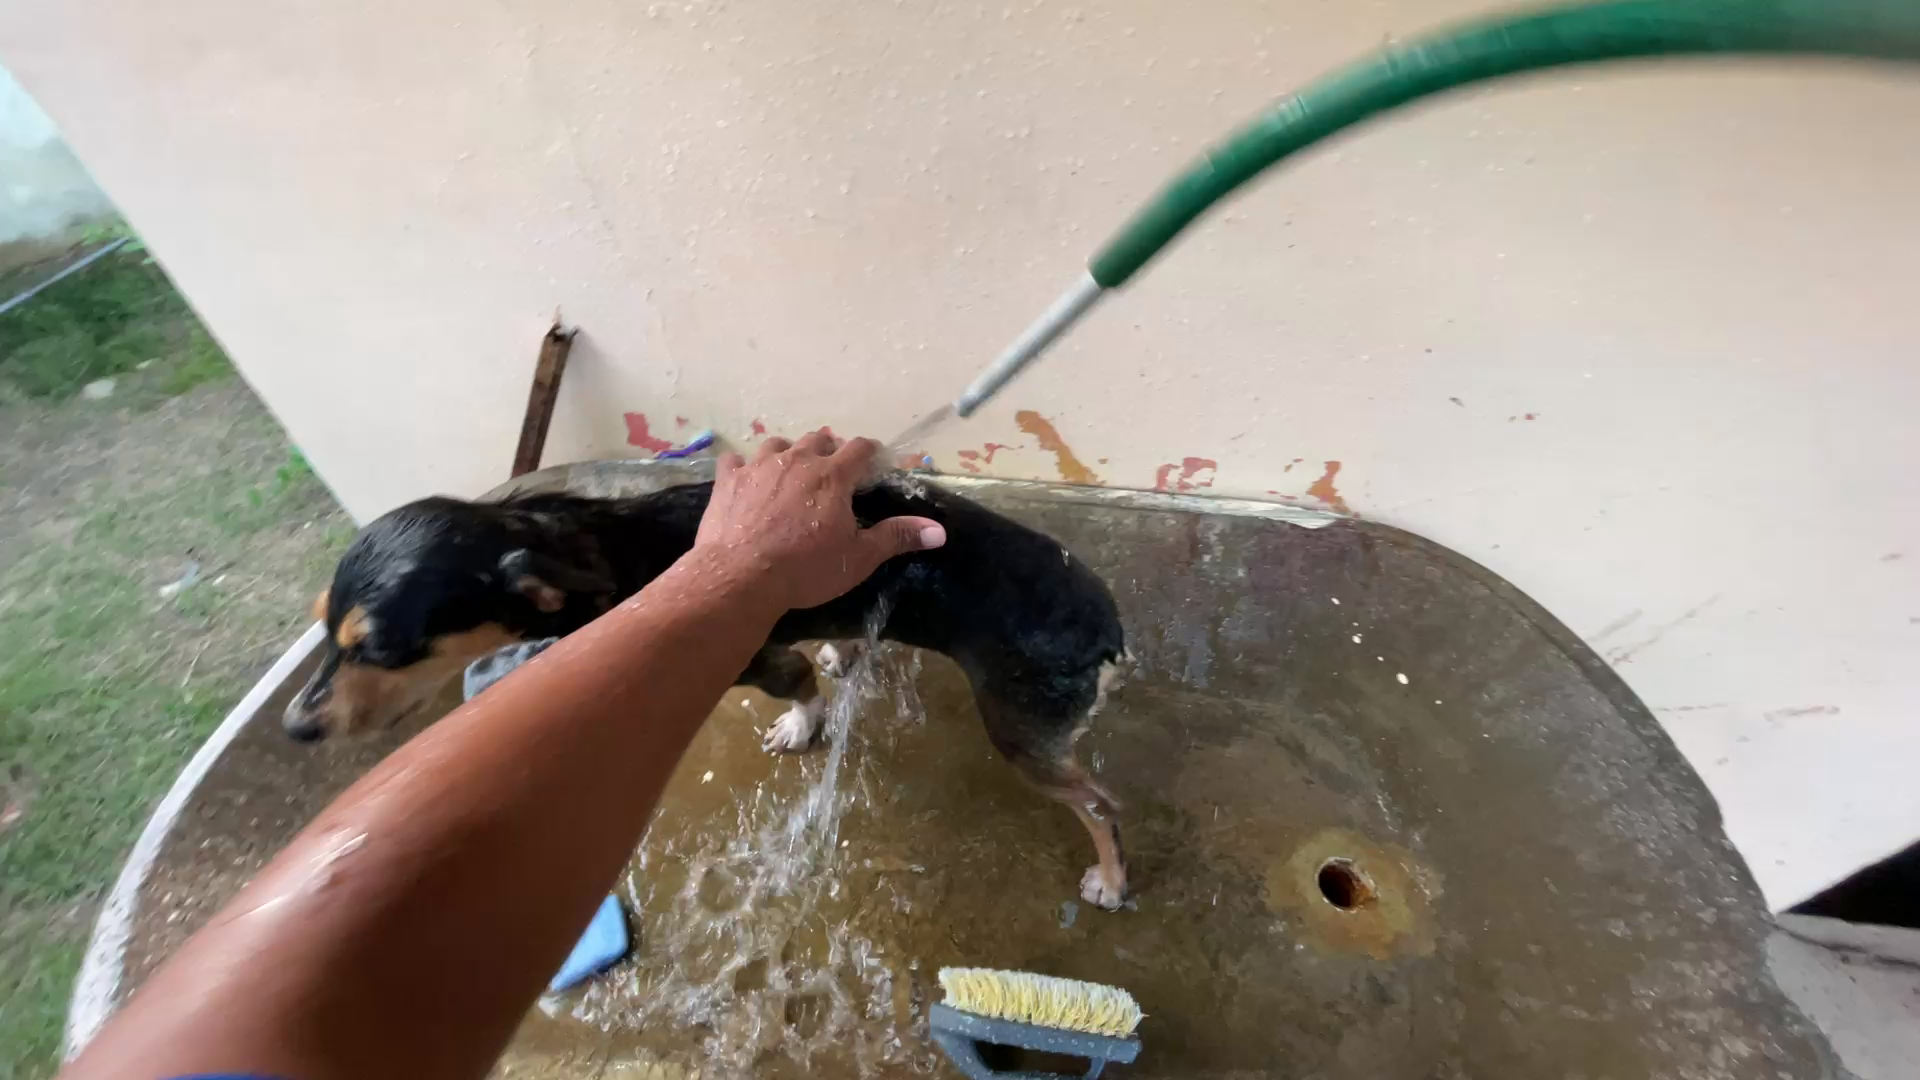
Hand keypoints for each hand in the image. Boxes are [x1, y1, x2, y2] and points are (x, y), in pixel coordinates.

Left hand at [694, 431, 945, 611]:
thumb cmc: (807, 568)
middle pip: (819, 439)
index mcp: (833, 476)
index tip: (874, 461)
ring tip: (793, 469)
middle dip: (830, 449)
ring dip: (790, 452)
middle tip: (834, 469)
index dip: (870, 452)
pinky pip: (737, 460)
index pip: (859, 448)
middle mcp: (797, 460)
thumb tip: (939, 530)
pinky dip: (746, 466)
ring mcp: (759, 467)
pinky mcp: (729, 480)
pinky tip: (747, 478)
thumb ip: (897, 537)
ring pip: (779, 444)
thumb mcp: (859, 557)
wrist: (740, 577)